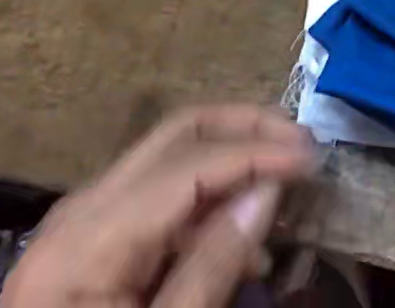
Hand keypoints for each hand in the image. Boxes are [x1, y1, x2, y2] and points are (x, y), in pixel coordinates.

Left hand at [2, 105, 317, 307]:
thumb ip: (213, 267)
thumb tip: (269, 188)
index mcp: (85, 243)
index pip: (190, 162)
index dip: (259, 151)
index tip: (315, 156)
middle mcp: (79, 212)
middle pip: (179, 133)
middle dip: (247, 127)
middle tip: (302, 143)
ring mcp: (80, 223)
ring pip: (172, 154)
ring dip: (234, 154)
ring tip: (285, 179)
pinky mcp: (90, 241)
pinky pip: (160, 193)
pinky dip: (209, 193)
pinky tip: (242, 229)